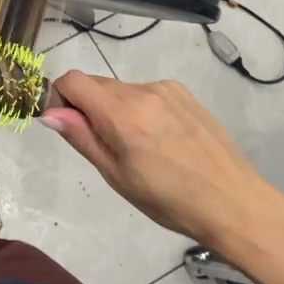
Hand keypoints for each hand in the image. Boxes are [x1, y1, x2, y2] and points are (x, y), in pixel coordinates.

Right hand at [42, 72, 283, 250]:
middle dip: (88, 106)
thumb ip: (81, 137)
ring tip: (137, 147)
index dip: (61, 97)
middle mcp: (142, 91)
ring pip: (120, 89)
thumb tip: (48, 112)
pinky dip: (139, 109)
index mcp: (122, 114)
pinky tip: (158, 139)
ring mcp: (166, 89)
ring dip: (114, 109)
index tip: (67, 124)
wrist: (235, 203)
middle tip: (105, 145)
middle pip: (96, 83)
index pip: (73, 80)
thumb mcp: (116, 176)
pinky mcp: (183, 93)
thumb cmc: (169, 201)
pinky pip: (145, 92)